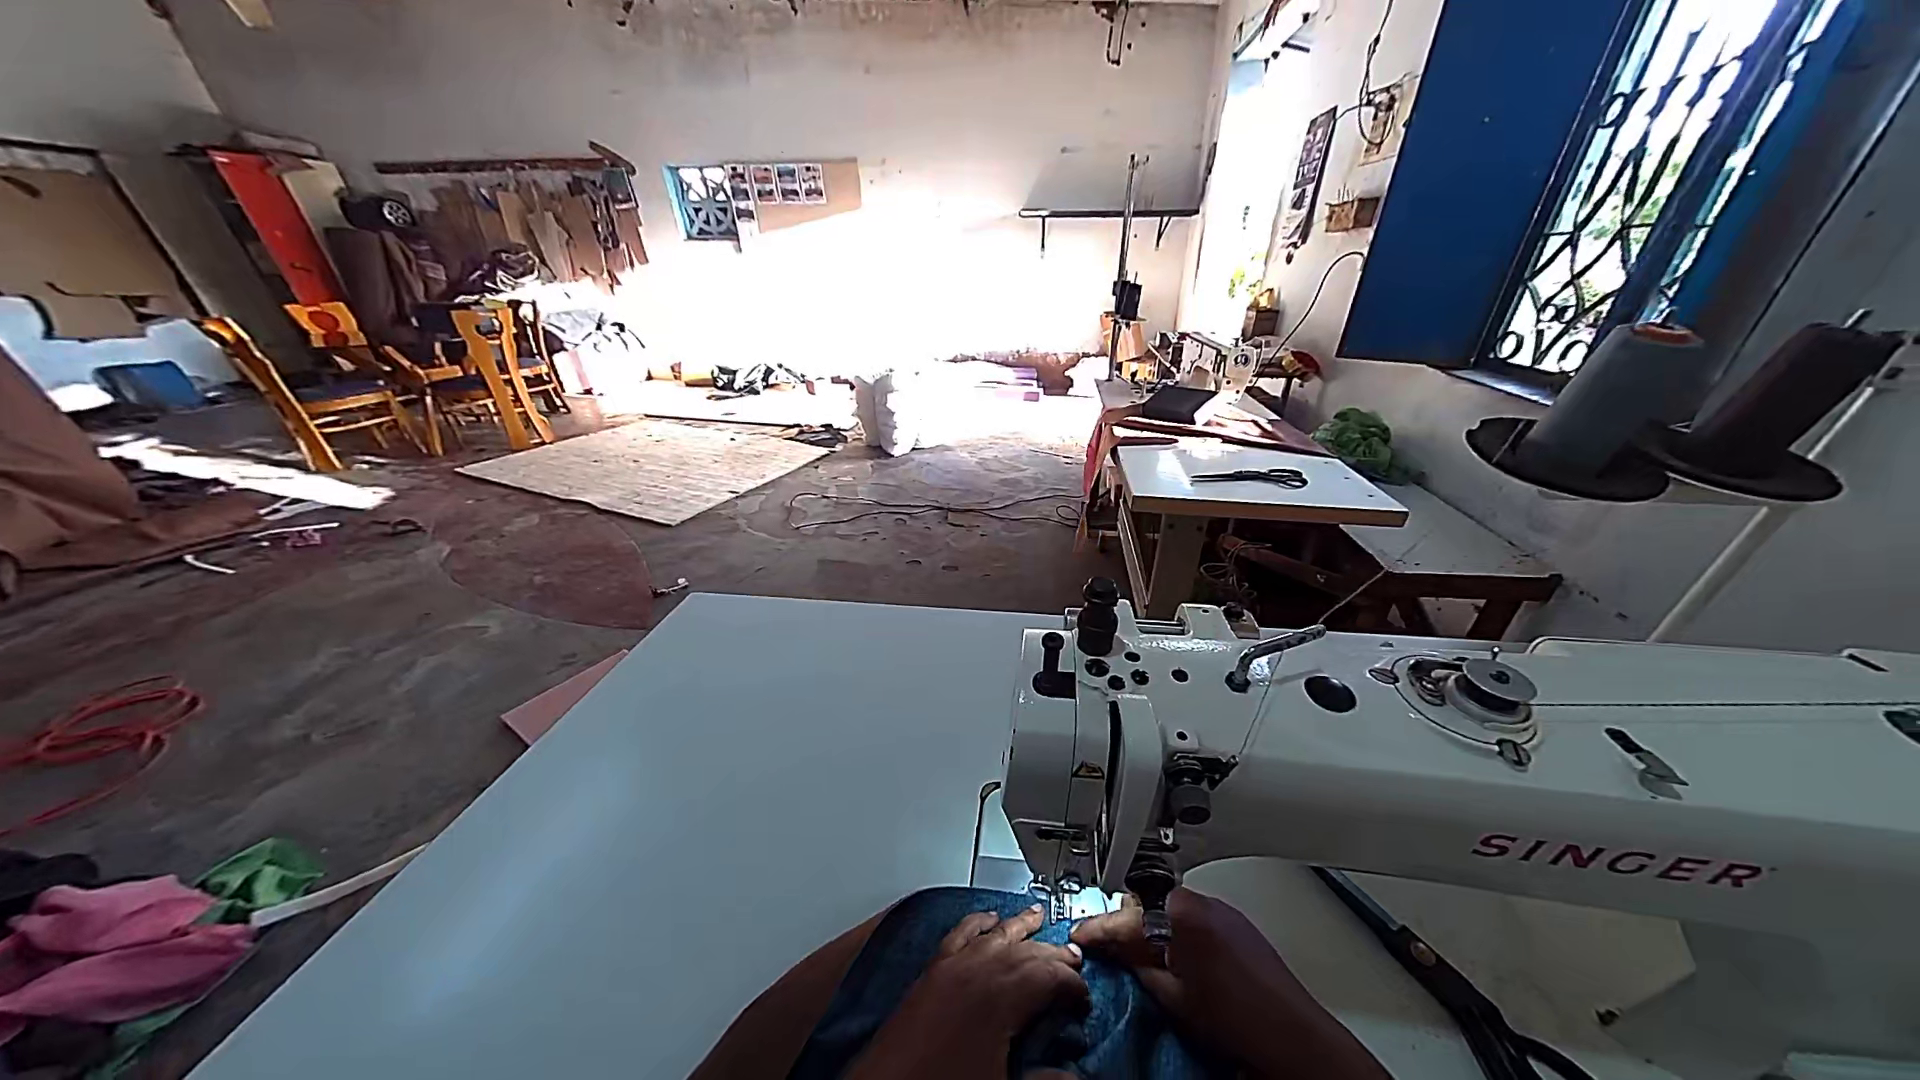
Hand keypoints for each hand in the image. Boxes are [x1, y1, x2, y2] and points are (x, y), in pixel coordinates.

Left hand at [846, 904, 1086, 1079]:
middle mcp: (977, 968)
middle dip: (1053, 953)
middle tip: (1075, 961)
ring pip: (995, 933)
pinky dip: (978, 923)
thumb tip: (1075, 1076)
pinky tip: (987, 919)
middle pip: (1025, 949)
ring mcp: (952, 965)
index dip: (1072, 985)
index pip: (1049, 975)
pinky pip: (960, 933)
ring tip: (1038, 917)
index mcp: (1001, 995)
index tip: (1084, 1000)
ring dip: (1019, 927)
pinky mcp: (931, 970)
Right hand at [1072, 889, 1390, 1079]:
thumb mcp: (1172, 996)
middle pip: (1147, 904)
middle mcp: (1201, 901)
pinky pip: (1193, 915)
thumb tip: (1115, 953)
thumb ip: (1137, 965)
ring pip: (1169, 908)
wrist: (1293, 1036)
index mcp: (1181, 914)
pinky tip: (1178, 957)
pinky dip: (1178, 930)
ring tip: (1146, 957)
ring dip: (1153, 927)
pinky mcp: (1234, 920)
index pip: (1126, 917)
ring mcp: (1220, 908)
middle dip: (1127, 925)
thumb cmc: (1237, 1020)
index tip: (1081, 936)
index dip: (1098, 929)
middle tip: (1110, 948)